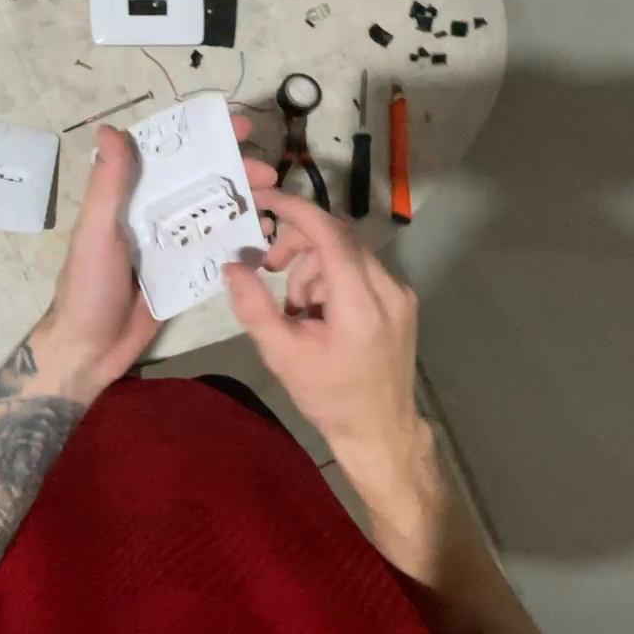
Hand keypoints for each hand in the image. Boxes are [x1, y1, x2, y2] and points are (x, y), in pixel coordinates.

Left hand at [36, 116, 276, 401]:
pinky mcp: (185, 273)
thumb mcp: (96, 232)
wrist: (91, 350)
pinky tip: (267, 239)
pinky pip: (217, 251)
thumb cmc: (88, 286)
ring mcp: (172, 244)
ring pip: (213, 213)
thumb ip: (108, 185)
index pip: (168, 155)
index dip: (201, 136)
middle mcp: (154, 213)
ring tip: (274, 204)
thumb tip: (109, 129)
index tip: (238, 126)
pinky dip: (241, 242)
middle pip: (200, 181)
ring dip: (244, 204)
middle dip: (236, 171)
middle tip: (269, 175)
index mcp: (130, 197)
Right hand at [222, 188, 423, 456]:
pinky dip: (332, 277)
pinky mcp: (401, 301)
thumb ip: (254, 307)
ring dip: (314, 265)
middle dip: (298, 243)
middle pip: (339, 237)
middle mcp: (388, 289)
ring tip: (296, 307)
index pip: (330, 235)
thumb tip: (231, 267)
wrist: (380, 432)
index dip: (296, 211)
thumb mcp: (282, 355)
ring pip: (348, 252)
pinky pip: (361, 269)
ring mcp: (400, 293)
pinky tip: (319, 311)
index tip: (265, 201)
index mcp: (360, 304)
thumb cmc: (328, 396)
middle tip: (270, 268)